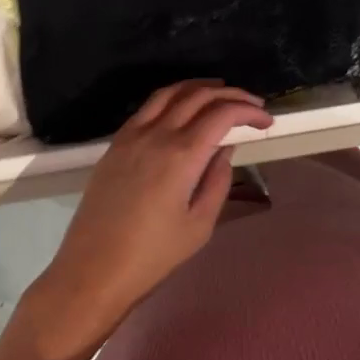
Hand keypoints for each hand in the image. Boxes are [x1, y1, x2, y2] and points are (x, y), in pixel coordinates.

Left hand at [13, 81, 271, 359]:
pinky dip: (172, 98)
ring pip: (170, 92)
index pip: (222, 114)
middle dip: (230, 93)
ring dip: (199, 87)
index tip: (266, 120)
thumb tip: (225, 148)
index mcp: (182, 154)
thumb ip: (218, 180)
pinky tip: (182, 110)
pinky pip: (148, 107)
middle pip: (199, 95)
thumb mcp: (200, 225)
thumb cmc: (152, 256)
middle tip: (251, 104)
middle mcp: (157, 134)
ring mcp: (132, 136)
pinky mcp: (115, 145)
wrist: (92, 272)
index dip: (249, 111)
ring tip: (220, 94)